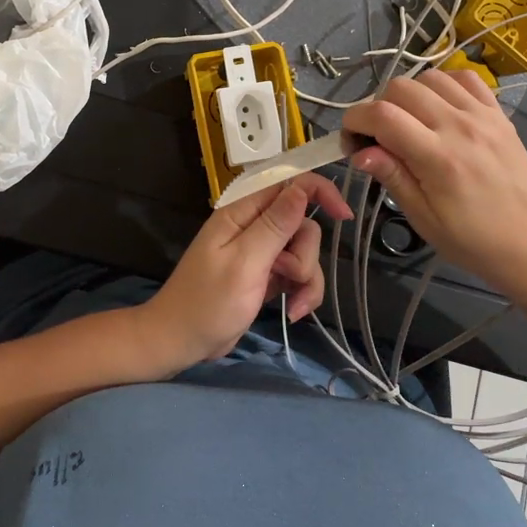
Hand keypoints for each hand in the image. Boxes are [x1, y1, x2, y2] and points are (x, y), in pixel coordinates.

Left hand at [136, 172, 353, 367]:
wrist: (181, 342)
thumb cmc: (207, 303)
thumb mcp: (244, 264)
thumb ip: (274, 226)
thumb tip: (301, 188)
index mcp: (242, 213)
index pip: (287, 184)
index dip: (319, 192)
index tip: (344, 215)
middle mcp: (253, 226)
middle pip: (302, 224)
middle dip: (305, 254)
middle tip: (287, 276)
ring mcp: (260, 252)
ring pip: (304, 252)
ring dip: (306, 279)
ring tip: (292, 305)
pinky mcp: (266, 275)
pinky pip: (297, 275)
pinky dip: (301, 292)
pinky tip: (293, 311)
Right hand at [341, 70, 526, 296]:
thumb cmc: (472, 240)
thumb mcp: (423, 218)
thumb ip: (392, 176)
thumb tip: (359, 152)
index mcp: (438, 158)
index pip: (382, 115)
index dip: (355, 120)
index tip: (351, 141)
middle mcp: (459, 126)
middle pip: (401, 88)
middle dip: (378, 107)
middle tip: (379, 137)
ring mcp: (483, 116)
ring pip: (430, 77)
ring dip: (409, 94)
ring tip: (410, 122)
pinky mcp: (499, 114)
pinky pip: (465, 79)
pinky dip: (444, 85)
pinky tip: (440, 108)